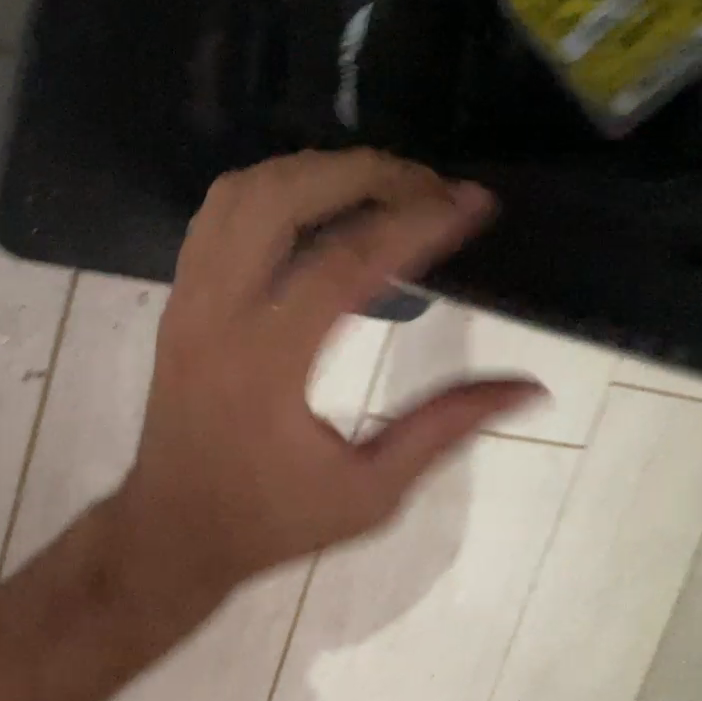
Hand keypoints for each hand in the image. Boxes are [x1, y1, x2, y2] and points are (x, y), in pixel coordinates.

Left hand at [120, 149, 544, 587]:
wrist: (173, 527)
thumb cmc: (270, 519)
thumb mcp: (368, 493)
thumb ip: (442, 429)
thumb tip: (528, 386)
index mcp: (265, 362)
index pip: (345, 263)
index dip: (416, 222)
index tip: (474, 201)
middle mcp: (215, 313)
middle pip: (280, 200)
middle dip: (360, 174)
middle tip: (426, 186)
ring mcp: (186, 300)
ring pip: (237, 196)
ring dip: (308, 173)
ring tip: (375, 187)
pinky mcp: (175, 300)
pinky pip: (212, 219)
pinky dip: (264, 193)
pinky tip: (310, 208)